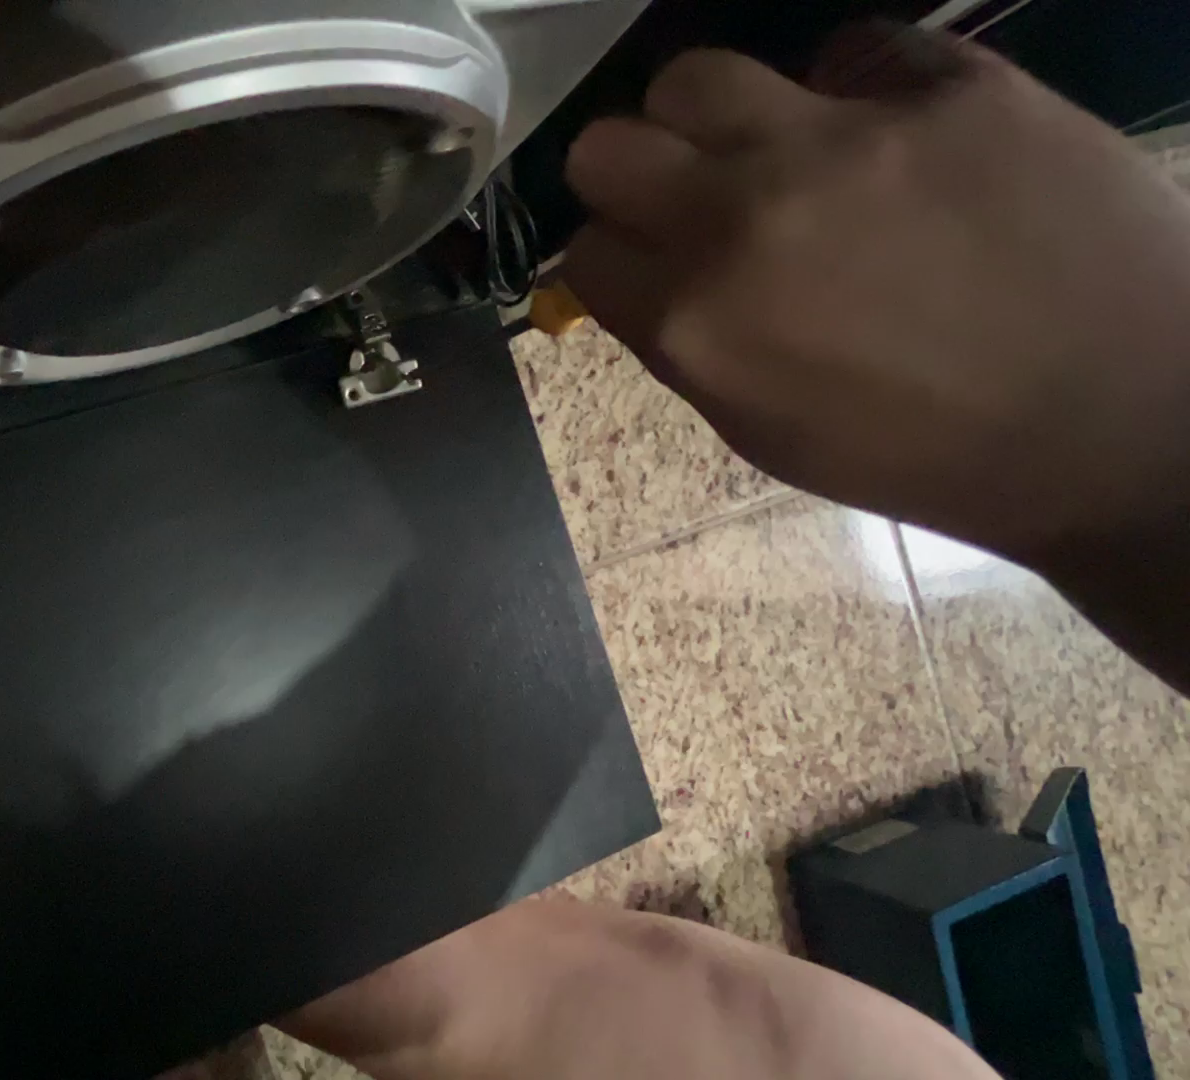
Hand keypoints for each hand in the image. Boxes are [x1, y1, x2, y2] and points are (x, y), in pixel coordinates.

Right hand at [561, 25, 1189, 567]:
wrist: (1112, 417)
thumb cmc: (899, 448)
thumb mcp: (745, 423)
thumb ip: (671, 338)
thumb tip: (636, 275)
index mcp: (689, 319)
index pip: (580, 250)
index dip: (604, 258)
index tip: (635, 266)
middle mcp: (739, 218)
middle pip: (604, 147)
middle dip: (621, 177)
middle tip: (670, 198)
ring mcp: (843, 140)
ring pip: (693, 77)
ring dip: (701, 120)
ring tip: (754, 152)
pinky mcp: (949, 87)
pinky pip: (845, 50)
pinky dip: (839, 89)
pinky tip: (871, 136)